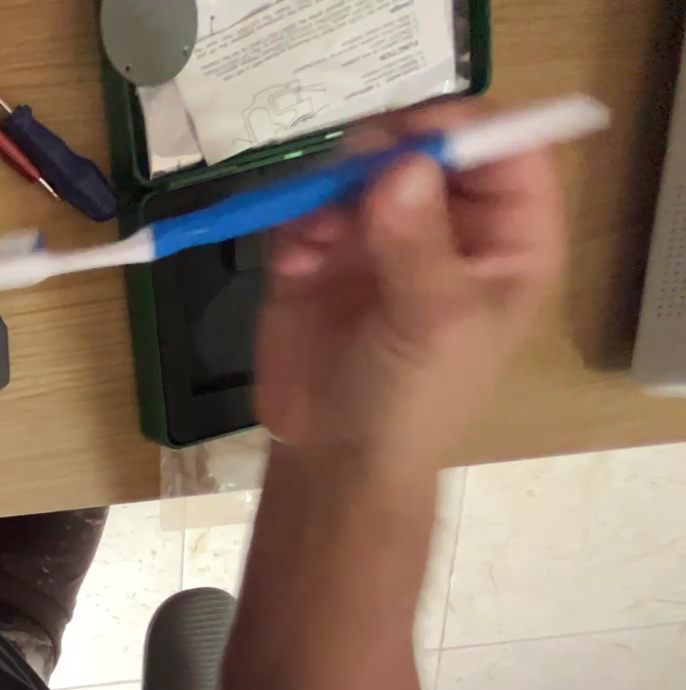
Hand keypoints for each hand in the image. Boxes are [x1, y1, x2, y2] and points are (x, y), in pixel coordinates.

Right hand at [255, 102, 564, 479]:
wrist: (332, 454)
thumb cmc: (410, 396)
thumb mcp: (432, 321)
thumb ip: (417, 243)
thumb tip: (397, 167)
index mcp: (501, 240)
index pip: (501, 156)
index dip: (460, 133)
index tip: (405, 136)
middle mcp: (437, 234)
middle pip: (417, 160)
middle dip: (381, 157)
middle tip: (344, 170)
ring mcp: (368, 250)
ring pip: (350, 185)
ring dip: (325, 195)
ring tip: (307, 233)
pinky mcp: (308, 271)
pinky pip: (297, 225)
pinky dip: (290, 229)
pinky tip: (289, 261)